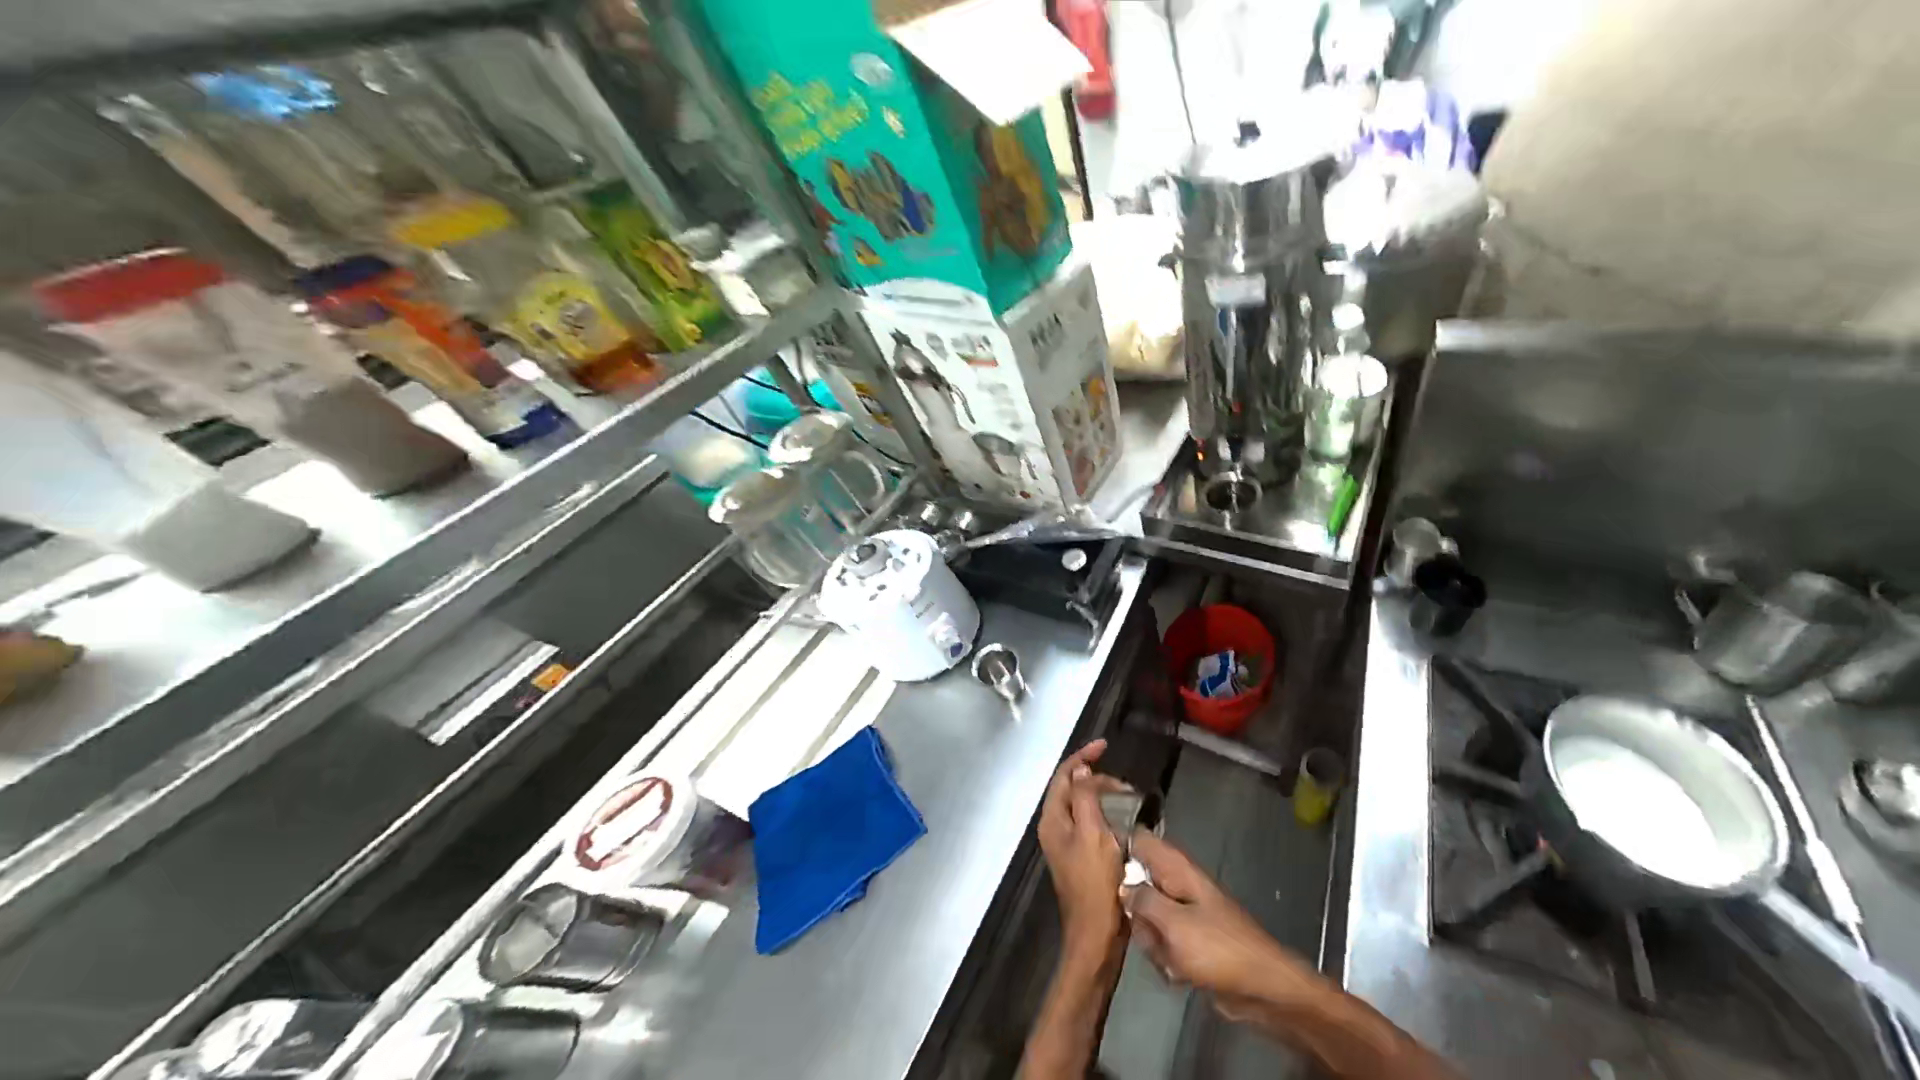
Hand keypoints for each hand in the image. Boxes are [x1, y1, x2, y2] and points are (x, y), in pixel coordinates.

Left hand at [1038, 740, 1128, 949]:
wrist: (1097, 936)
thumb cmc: (1095, 884)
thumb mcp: (1092, 835)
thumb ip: (1084, 799)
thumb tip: (1080, 770)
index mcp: (1052, 820)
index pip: (1063, 776)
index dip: (1082, 757)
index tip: (1105, 746)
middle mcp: (1055, 829)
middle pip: (1071, 789)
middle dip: (1095, 778)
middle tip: (1125, 785)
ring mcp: (1067, 844)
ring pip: (1082, 807)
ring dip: (1102, 796)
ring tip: (1128, 798)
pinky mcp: (1081, 858)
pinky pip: (1091, 824)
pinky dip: (1106, 815)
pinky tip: (1124, 821)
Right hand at [1123, 830, 1312, 1011]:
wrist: (1263, 989)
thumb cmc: (1218, 949)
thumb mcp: (1171, 923)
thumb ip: (1141, 900)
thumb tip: (1121, 886)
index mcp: (1176, 868)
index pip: (1137, 838)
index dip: (1115, 843)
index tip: (1097, 863)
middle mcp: (1178, 883)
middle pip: (1136, 882)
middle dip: (1134, 910)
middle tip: (1144, 929)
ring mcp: (1183, 912)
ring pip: (1146, 917)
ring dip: (1151, 940)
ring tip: (1166, 955)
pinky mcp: (1189, 938)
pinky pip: (1162, 941)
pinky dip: (1166, 958)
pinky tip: (1177, 972)